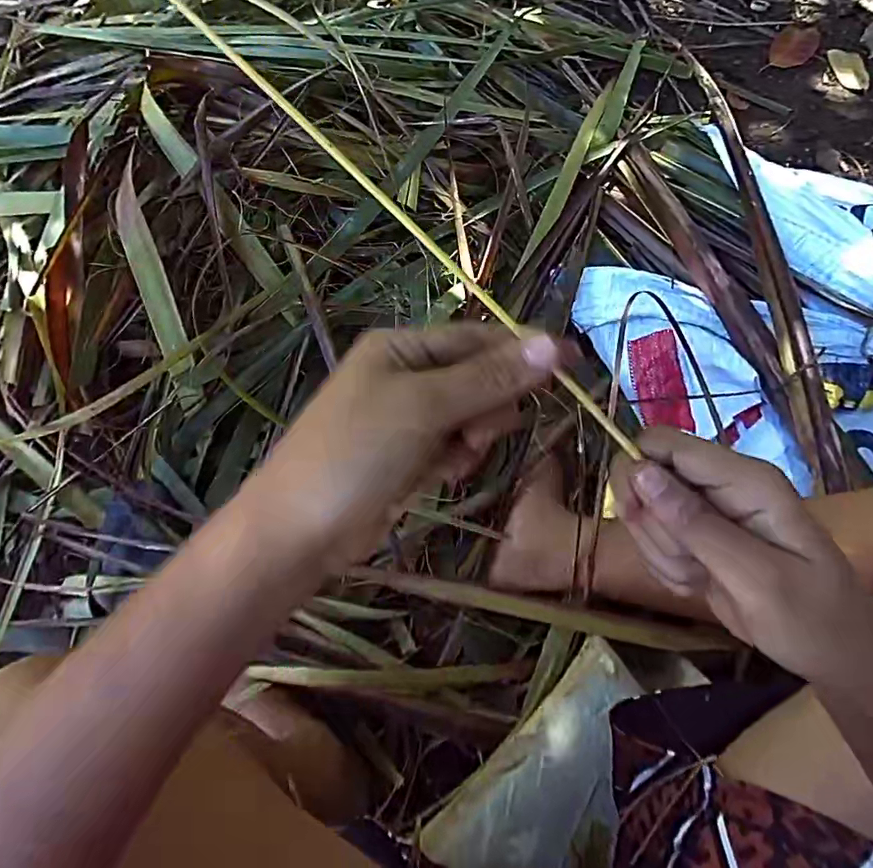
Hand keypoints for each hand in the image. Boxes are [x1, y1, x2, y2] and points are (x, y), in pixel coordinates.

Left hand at [242, 324, 567, 571]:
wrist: (298, 533)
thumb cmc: (356, 453)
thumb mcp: (424, 407)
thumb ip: (489, 378)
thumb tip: (551, 345)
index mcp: (403, 346)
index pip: (479, 338)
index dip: (525, 351)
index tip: (574, 363)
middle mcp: (407, 374)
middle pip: (481, 378)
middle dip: (488, 406)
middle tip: (474, 433)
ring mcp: (408, 417)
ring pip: (473, 416)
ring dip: (472, 438)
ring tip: (449, 458)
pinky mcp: (410, 455)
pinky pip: (456, 446)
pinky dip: (455, 460)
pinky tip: (435, 476)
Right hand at [609, 427, 867, 680]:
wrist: (838, 657)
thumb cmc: (811, 617)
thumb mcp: (754, 576)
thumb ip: (694, 523)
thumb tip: (638, 470)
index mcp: (745, 477)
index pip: (664, 442)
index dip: (638, 472)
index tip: (636, 516)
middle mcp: (723, 483)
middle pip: (647, 476)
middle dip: (654, 525)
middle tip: (689, 564)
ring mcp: (710, 510)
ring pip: (646, 511)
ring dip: (662, 552)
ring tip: (702, 579)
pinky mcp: (699, 537)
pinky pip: (656, 540)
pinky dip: (667, 568)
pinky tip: (699, 586)